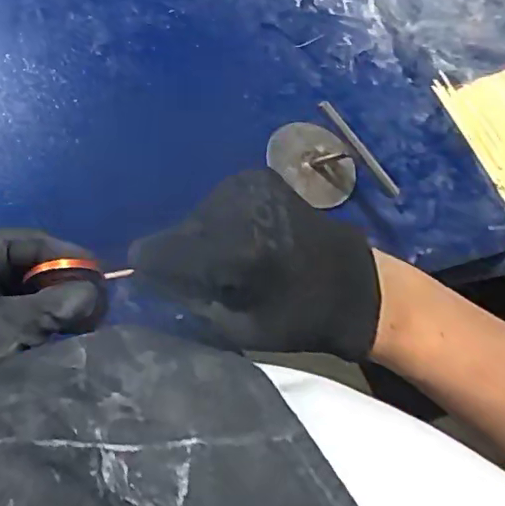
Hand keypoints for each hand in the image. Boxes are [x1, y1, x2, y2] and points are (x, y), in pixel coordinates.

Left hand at [0, 230, 107, 443]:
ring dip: (56, 303)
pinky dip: (42, 313)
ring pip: (32, 283)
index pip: (40, 243)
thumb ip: (60, 304)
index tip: (107, 289)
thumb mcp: (16, 327)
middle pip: (37, 262)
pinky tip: (59, 332)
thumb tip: (98, 291)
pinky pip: (21, 299)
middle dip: (66, 285)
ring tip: (81, 325)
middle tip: (96, 314)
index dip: (75, 263)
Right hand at [127, 170, 381, 358]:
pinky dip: (215, 222)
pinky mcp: (254, 177)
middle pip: (179, 231)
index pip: (162, 250)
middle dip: (180, 254)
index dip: (152, 267)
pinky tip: (236, 238)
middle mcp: (238, 208)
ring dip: (198, 238)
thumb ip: (189, 304)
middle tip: (198, 277)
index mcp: (238, 249)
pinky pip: (212, 203)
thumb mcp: (242, 329)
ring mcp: (247, 186)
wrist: (361, 287)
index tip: (150, 280)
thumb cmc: (302, 317)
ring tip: (222, 260)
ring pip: (194, 216)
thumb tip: (143, 286)